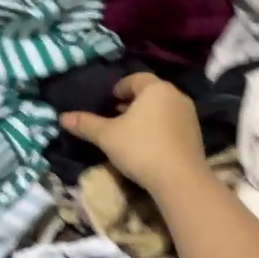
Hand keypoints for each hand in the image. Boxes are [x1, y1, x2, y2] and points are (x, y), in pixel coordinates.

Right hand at [59, 72, 209, 196]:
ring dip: (147, 115)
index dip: (120, 87)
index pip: (135, 79)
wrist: (180, 178)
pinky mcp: (196, 134)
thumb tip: (62, 117)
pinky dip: (159, 127)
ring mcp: (189, 115)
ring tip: (131, 130)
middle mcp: (176, 96)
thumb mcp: (107, 136)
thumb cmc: (140, 148)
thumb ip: (86, 124)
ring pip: (163, 108)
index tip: (110, 100)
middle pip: (151, 93)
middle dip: (133, 102)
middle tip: (117, 114)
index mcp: (155, 88)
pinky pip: (173, 123)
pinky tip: (149, 144)